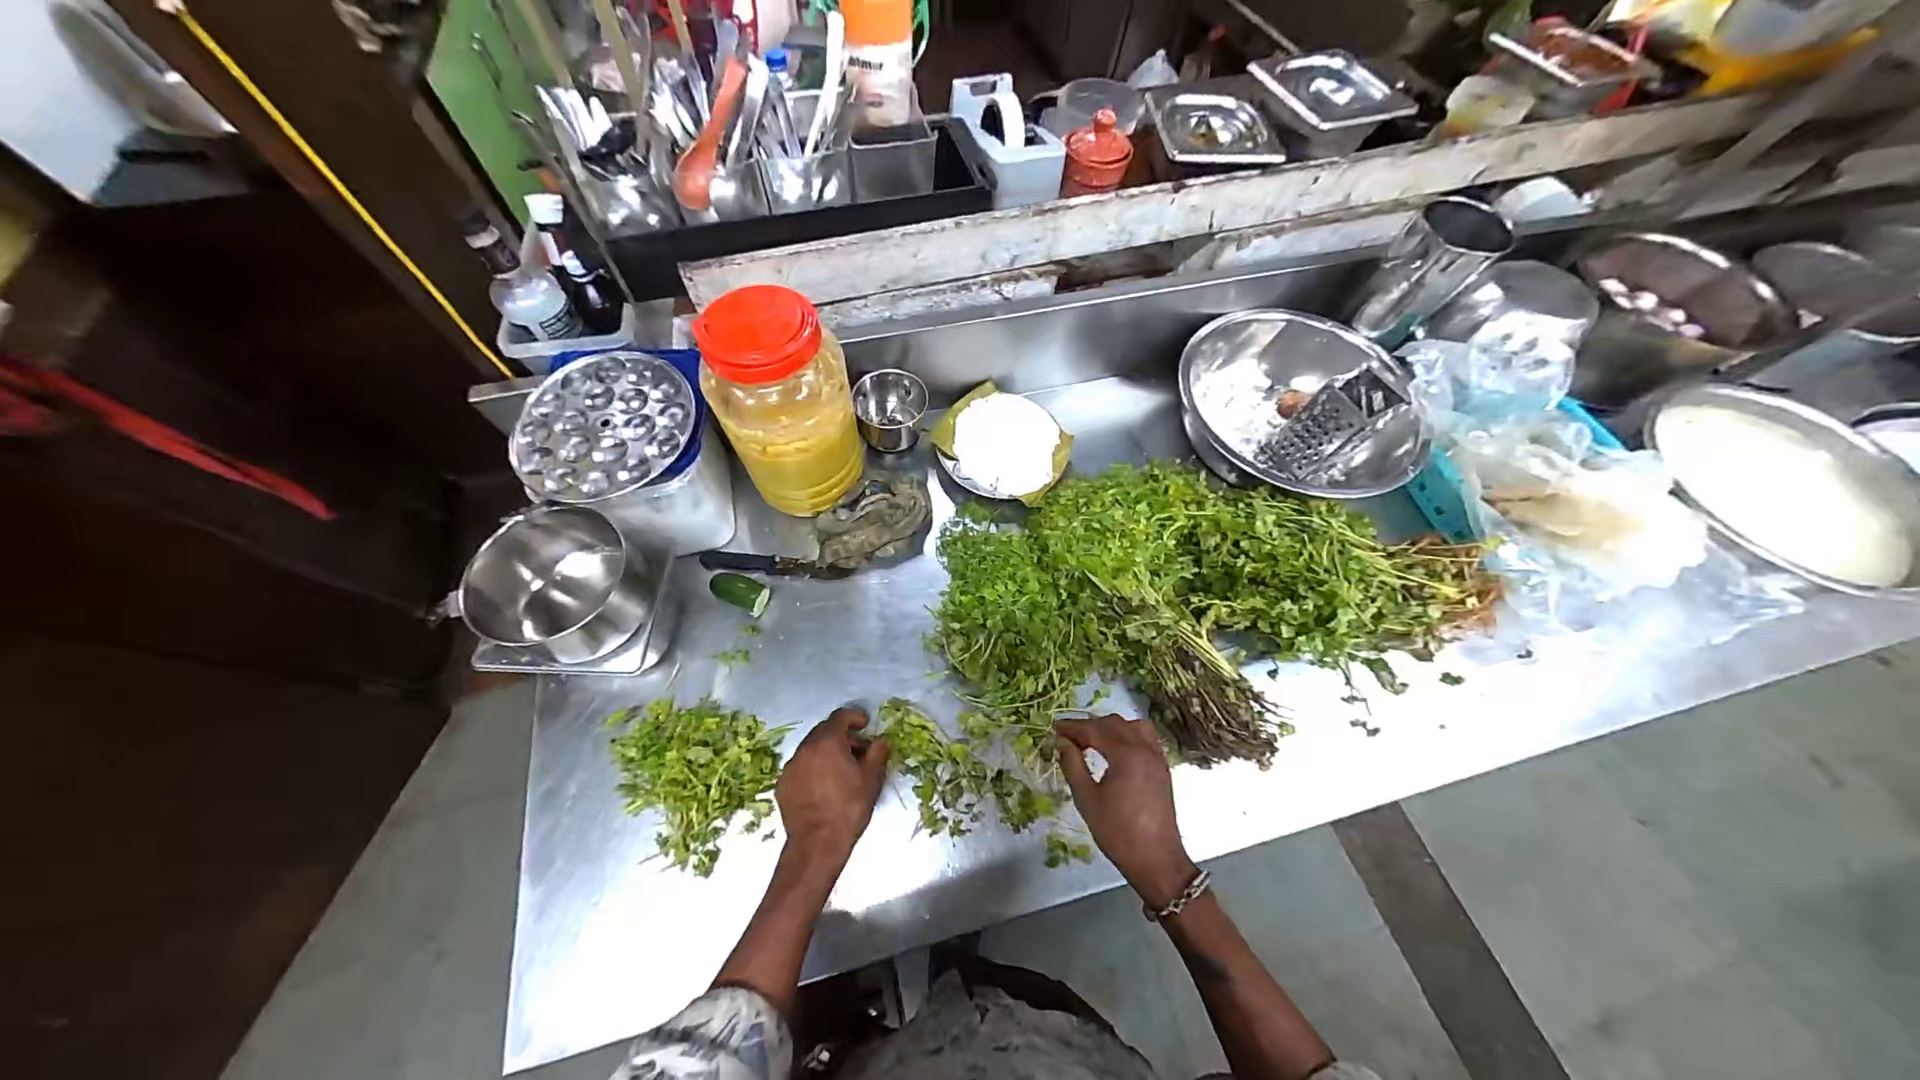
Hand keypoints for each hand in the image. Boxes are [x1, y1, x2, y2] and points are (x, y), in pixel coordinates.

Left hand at [777, 707, 890, 860]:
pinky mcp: (782, 784)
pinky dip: (814, 768)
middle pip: (824, 731)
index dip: (855, 717)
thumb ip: (877, 753)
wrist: (818, 843)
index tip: (866, 725)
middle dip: (843, 736)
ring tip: (842, 770)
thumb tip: (881, 740)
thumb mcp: (871, 778)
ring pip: (811, 749)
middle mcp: (805, 748)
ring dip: (827, 752)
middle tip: (859, 751)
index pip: (840, 716)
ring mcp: (790, 767)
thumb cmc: (849, 807)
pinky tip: (825, 786)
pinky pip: (801, 767)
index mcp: (827, 742)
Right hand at [1056, 714, 1197, 909]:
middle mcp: (1145, 749)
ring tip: (1092, 739)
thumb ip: (1073, 765)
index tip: (1055, 728)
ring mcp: (1157, 757)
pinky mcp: (1162, 768)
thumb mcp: (1087, 799)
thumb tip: (1063, 743)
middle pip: (1114, 724)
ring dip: (1110, 727)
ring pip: (1132, 726)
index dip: (1072, 727)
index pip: (1094, 730)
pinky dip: (1128, 734)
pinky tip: (1116, 748)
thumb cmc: (1118, 832)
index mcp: (1126, 755)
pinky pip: (1146, 738)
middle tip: (1068, 736)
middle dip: (1089, 726)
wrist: (1156, 859)